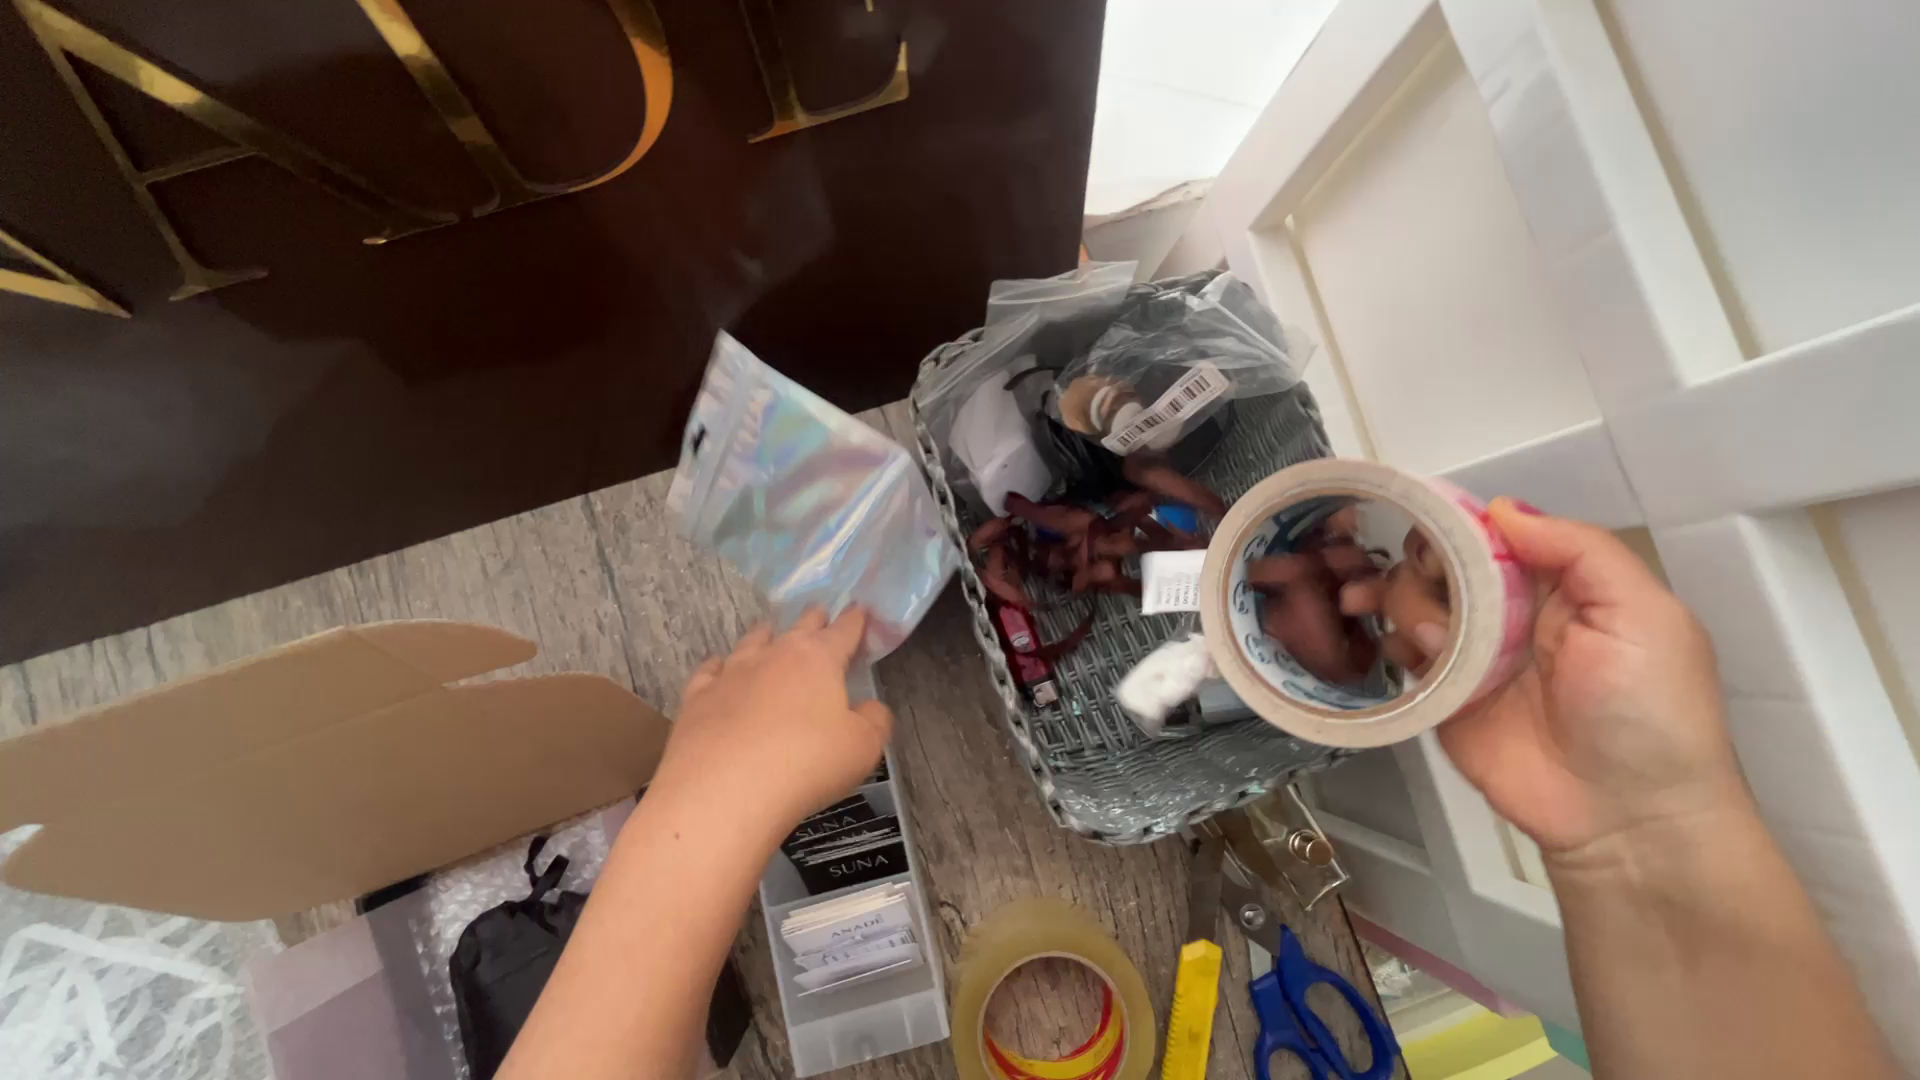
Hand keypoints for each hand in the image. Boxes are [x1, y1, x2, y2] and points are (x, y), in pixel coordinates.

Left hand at [654, 607, 893, 835]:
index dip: (854, 620)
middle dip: (813, 620)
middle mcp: (774, 655)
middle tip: (819, 614)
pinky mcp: (698, 698)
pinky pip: (710, 671)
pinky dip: (718, 666)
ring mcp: (732, 673)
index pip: (843, 631)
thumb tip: (869, 707)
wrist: (722, 790)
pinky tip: (718, 668)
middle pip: (798, 628)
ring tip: (769, 631)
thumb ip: (874, 720)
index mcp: (819, 659)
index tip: (859, 609)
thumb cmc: (805, 764)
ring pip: (752, 642)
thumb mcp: (863, 747)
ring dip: (765, 635)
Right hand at [1405, 500, 1749, 860]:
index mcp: (1553, 585)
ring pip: (1407, 600)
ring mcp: (1465, 650)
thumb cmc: (1647, 713)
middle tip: (1424, 587)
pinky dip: (1389, 643)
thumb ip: (1580, 553)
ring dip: (1402, 605)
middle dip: (1417, 564)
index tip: (1426, 527)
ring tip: (1426, 642)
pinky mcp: (1436, 689)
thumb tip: (1501, 508)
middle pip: (1436, 561)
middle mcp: (1502, 609)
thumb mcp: (1645, 619)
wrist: (1621, 816)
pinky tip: (1404, 656)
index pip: (1488, 533)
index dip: (1453, 523)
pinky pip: (1395, 650)